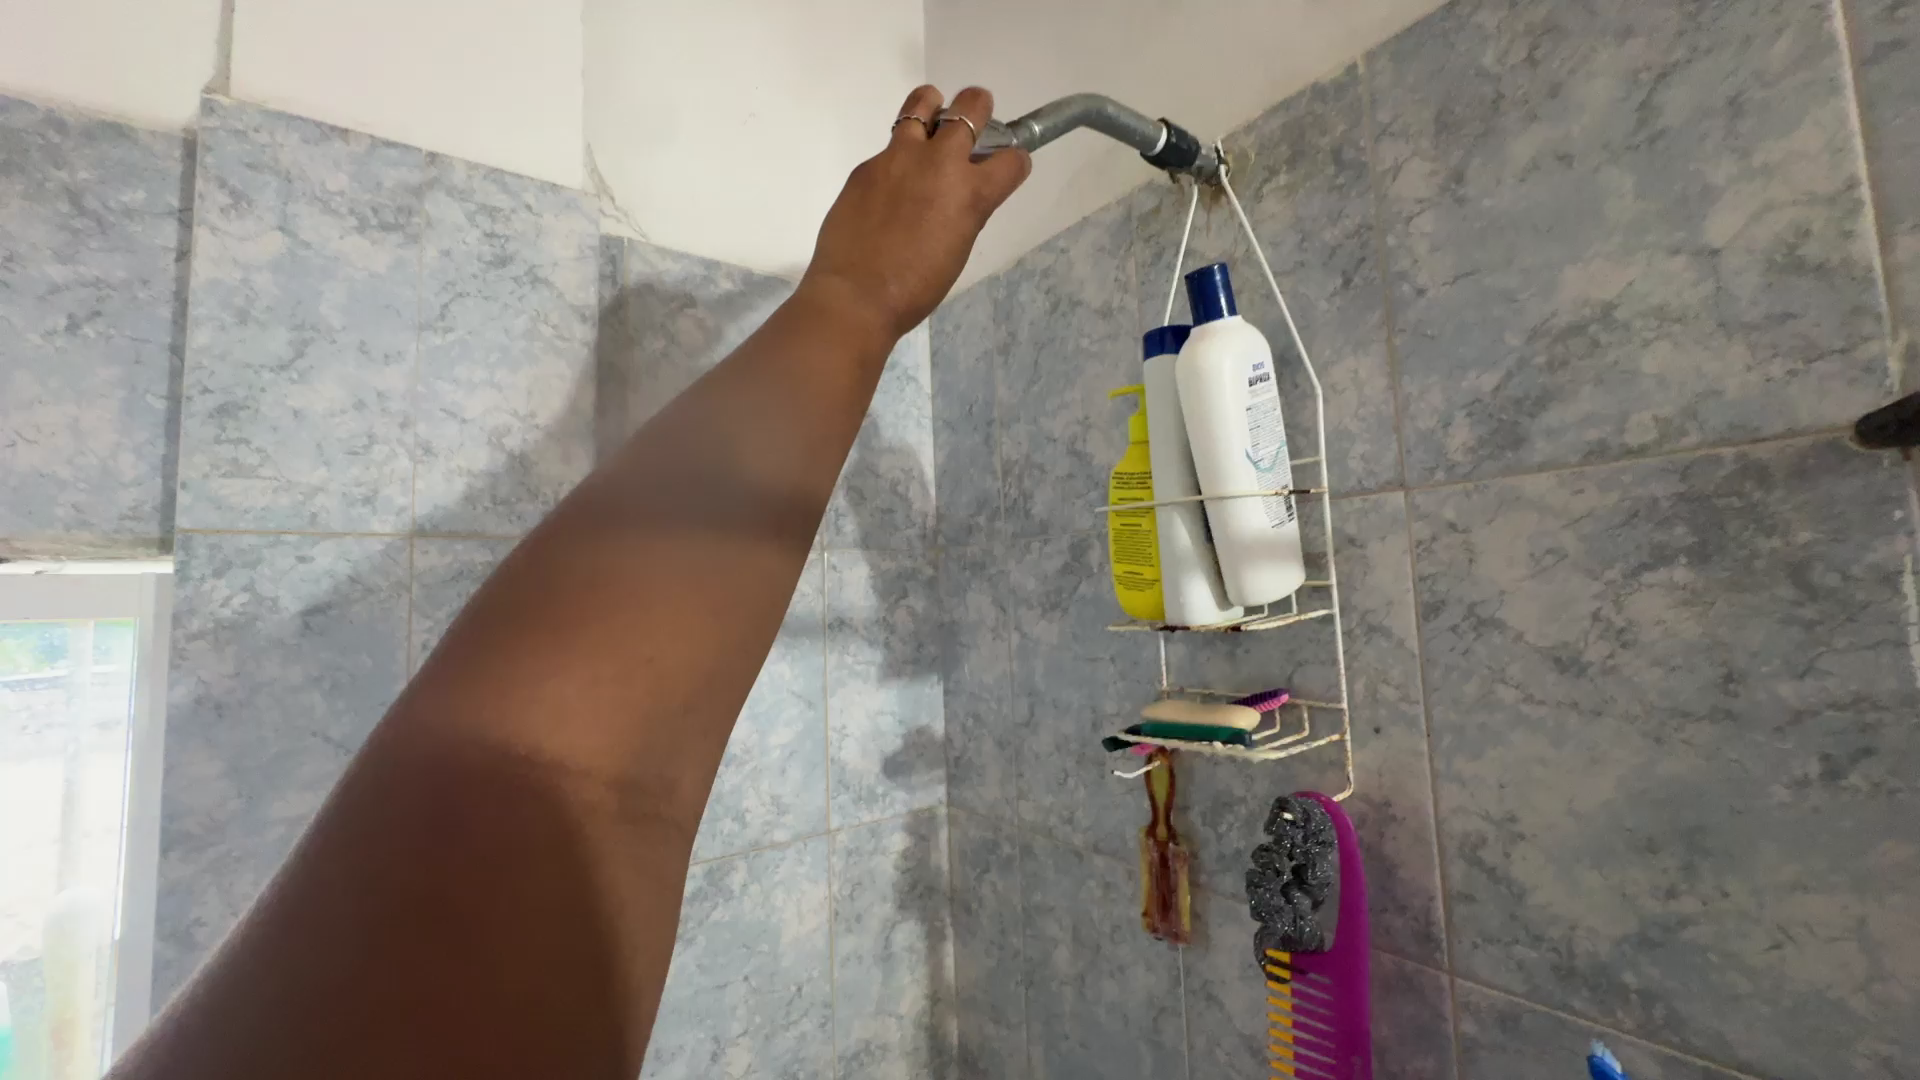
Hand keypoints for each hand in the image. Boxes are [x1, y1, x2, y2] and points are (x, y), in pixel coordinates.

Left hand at [801, 86, 1031, 338]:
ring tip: (929, 126)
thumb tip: (960, 195)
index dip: (1014, 163)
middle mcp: (939, 162)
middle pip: (971, 106)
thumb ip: (964, 213)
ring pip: (923, 103)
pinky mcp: (866, 166)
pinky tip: (888, 192)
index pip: (1011, 160)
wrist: (856, 296)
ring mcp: (898, 157)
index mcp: (971, 193)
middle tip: (972, 126)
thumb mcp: (956, 251)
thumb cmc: (915, 289)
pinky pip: (888, 149)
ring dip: (933, 108)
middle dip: (978, 110)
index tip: (1007, 169)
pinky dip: (897, 161)